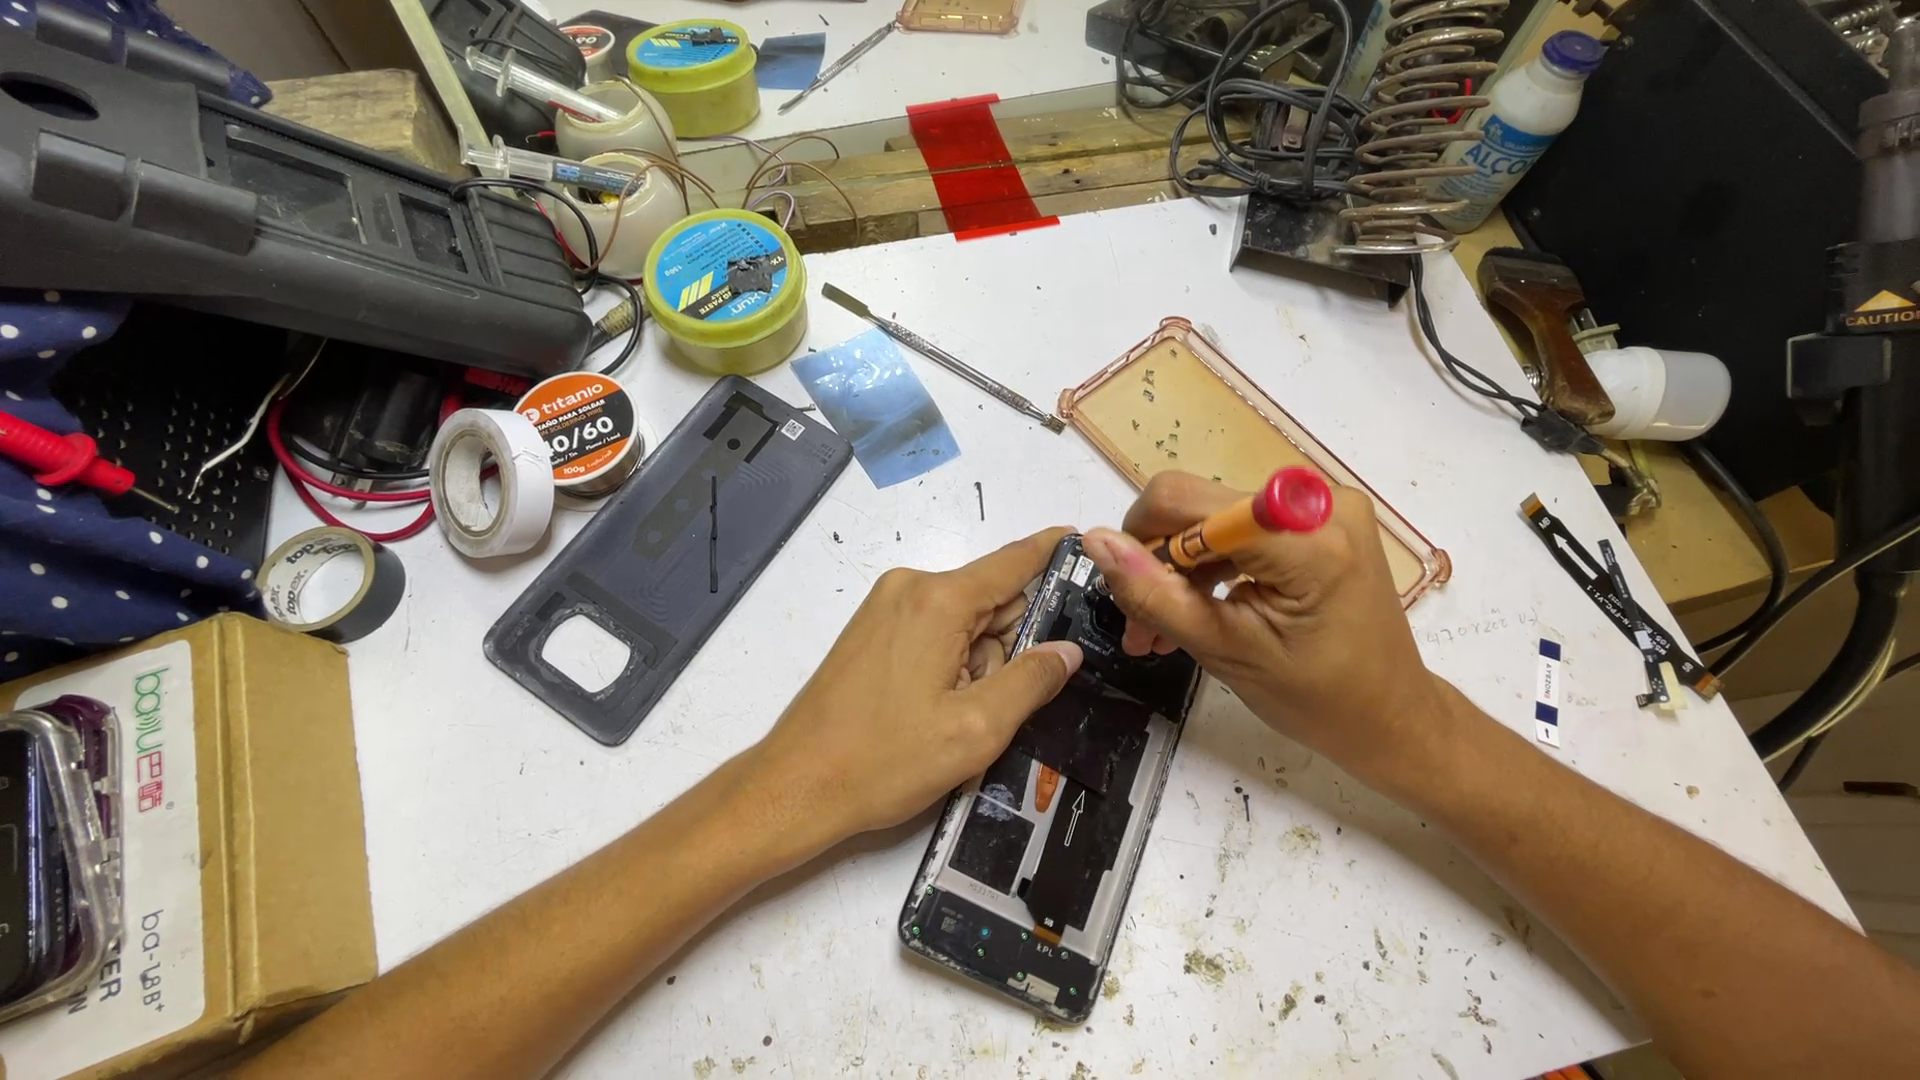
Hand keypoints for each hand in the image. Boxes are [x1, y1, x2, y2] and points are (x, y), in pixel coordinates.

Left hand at [748, 528, 1084, 846]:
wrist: (796, 785)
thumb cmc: (885, 759)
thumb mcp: (976, 729)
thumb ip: (1031, 681)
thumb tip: (1068, 650)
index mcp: (938, 600)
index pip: (1014, 561)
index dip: (1054, 552)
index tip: (1087, 542)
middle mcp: (910, 588)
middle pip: (990, 601)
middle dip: (1007, 647)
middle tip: (992, 704)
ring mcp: (885, 607)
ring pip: (964, 622)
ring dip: (976, 664)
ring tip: (953, 718)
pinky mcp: (871, 630)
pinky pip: (934, 632)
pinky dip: (948, 664)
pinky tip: (931, 709)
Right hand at [1080, 472, 1444, 789]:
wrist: (1391, 716)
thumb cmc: (1319, 700)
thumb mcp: (1225, 651)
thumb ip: (1156, 595)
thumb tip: (1095, 541)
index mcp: (1305, 538)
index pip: (1184, 500)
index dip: (1142, 540)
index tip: (1133, 597)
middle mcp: (1318, 502)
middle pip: (1195, 507)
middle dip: (1157, 564)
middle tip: (1141, 628)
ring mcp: (1321, 507)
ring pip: (1210, 519)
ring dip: (1178, 571)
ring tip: (1160, 632)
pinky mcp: (1316, 520)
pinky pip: (1238, 529)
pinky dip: (1209, 568)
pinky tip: (1195, 611)